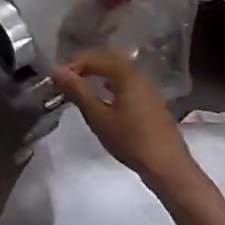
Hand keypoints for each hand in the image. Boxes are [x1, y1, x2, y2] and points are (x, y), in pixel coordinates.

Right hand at [54, 49, 204, 189]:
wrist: (167, 167)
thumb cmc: (130, 140)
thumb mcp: (98, 116)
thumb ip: (77, 91)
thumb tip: (56, 70)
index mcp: (127, 74)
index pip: (95, 58)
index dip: (73, 64)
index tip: (57, 79)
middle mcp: (139, 75)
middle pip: (109, 59)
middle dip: (86, 65)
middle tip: (67, 78)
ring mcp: (148, 88)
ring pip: (119, 71)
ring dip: (98, 74)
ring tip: (81, 86)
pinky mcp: (152, 101)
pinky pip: (127, 82)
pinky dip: (111, 83)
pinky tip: (103, 97)